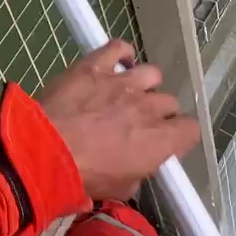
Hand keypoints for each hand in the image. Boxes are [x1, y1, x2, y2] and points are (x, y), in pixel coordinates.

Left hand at [35, 40, 200, 202]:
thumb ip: (138, 170)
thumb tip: (136, 161)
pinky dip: (121, 52)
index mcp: (159, 140)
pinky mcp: (94, 66)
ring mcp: (121, 82)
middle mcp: (147, 106)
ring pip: (151, 73)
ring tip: (127, 92)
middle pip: (168, 101)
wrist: (45, 147)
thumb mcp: (121, 188)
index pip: (190, 129)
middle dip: (157, 111)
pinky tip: (117, 62)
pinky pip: (117, 47)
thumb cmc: (83, 175)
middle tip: (137, 120)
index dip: (178, 134)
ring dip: (143, 84)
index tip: (164, 139)